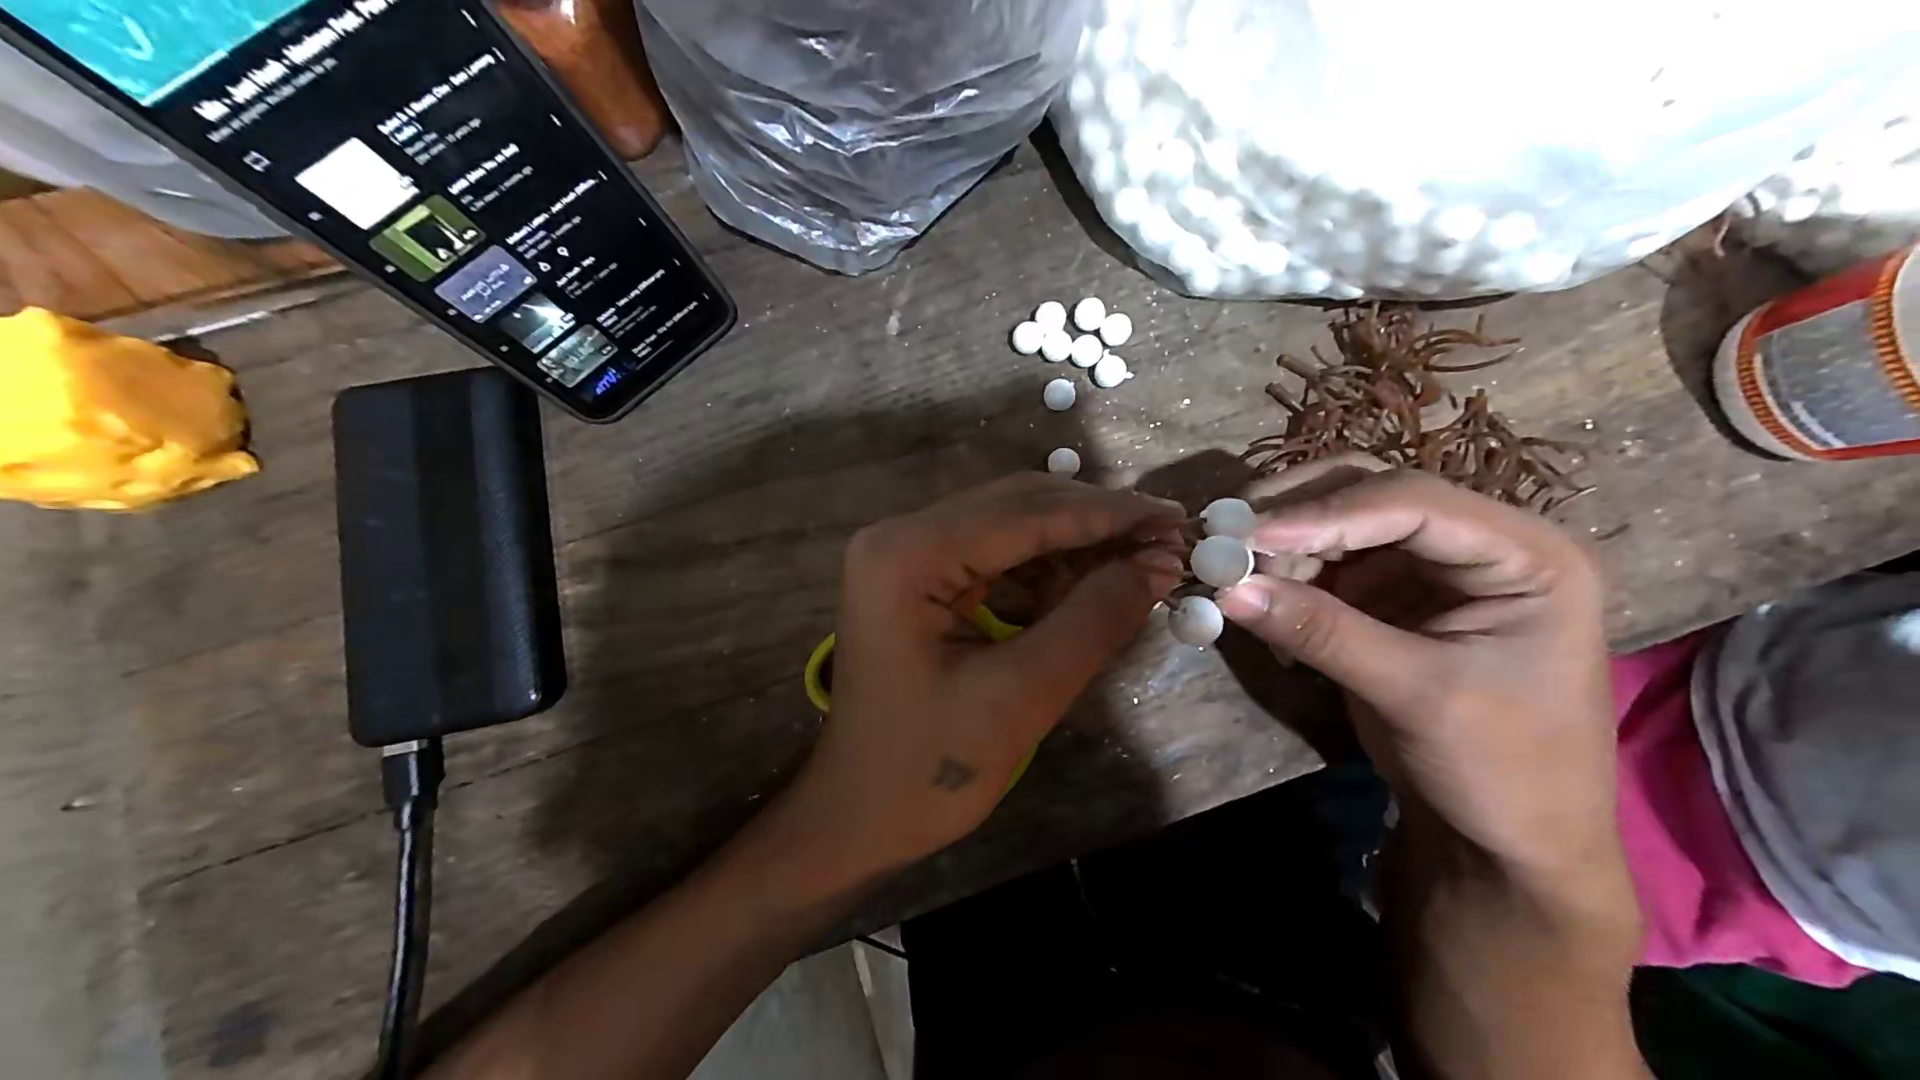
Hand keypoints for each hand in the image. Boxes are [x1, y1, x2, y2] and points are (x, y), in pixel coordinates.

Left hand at [780, 474, 1185, 889]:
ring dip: (1073, 546)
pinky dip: (1044, 570)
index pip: (1026, 514)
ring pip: (1010, 526)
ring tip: (1136, 569)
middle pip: (1017, 506)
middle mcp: (901, 536)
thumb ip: (1093, 619)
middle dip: (1094, 524)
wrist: (858, 813)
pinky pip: (995, 556)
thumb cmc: (929, 766)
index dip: (1109, 515)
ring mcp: (905, 555)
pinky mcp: (917, 578)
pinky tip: (1084, 591)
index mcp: (907, 555)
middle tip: (1167, 543)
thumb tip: (1159, 564)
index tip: (1178, 519)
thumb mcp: (1022, 694)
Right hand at [1215, 462, 1621, 890]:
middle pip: (1370, 491)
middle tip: (1226, 537)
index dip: (1326, 514)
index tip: (1249, 538)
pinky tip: (1257, 599)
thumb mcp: (1416, 695)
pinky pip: (1322, 564)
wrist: (1507, 838)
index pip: (1412, 503)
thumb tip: (1227, 588)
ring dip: (1281, 543)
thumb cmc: (1501, 768)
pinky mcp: (1386, 596)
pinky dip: (1283, 574)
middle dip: (1294, 512)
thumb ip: (1322, 632)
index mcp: (1525, 554)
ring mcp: (1426, 568)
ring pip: (1336, 522)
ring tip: (1236, 577)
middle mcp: (1474, 543)